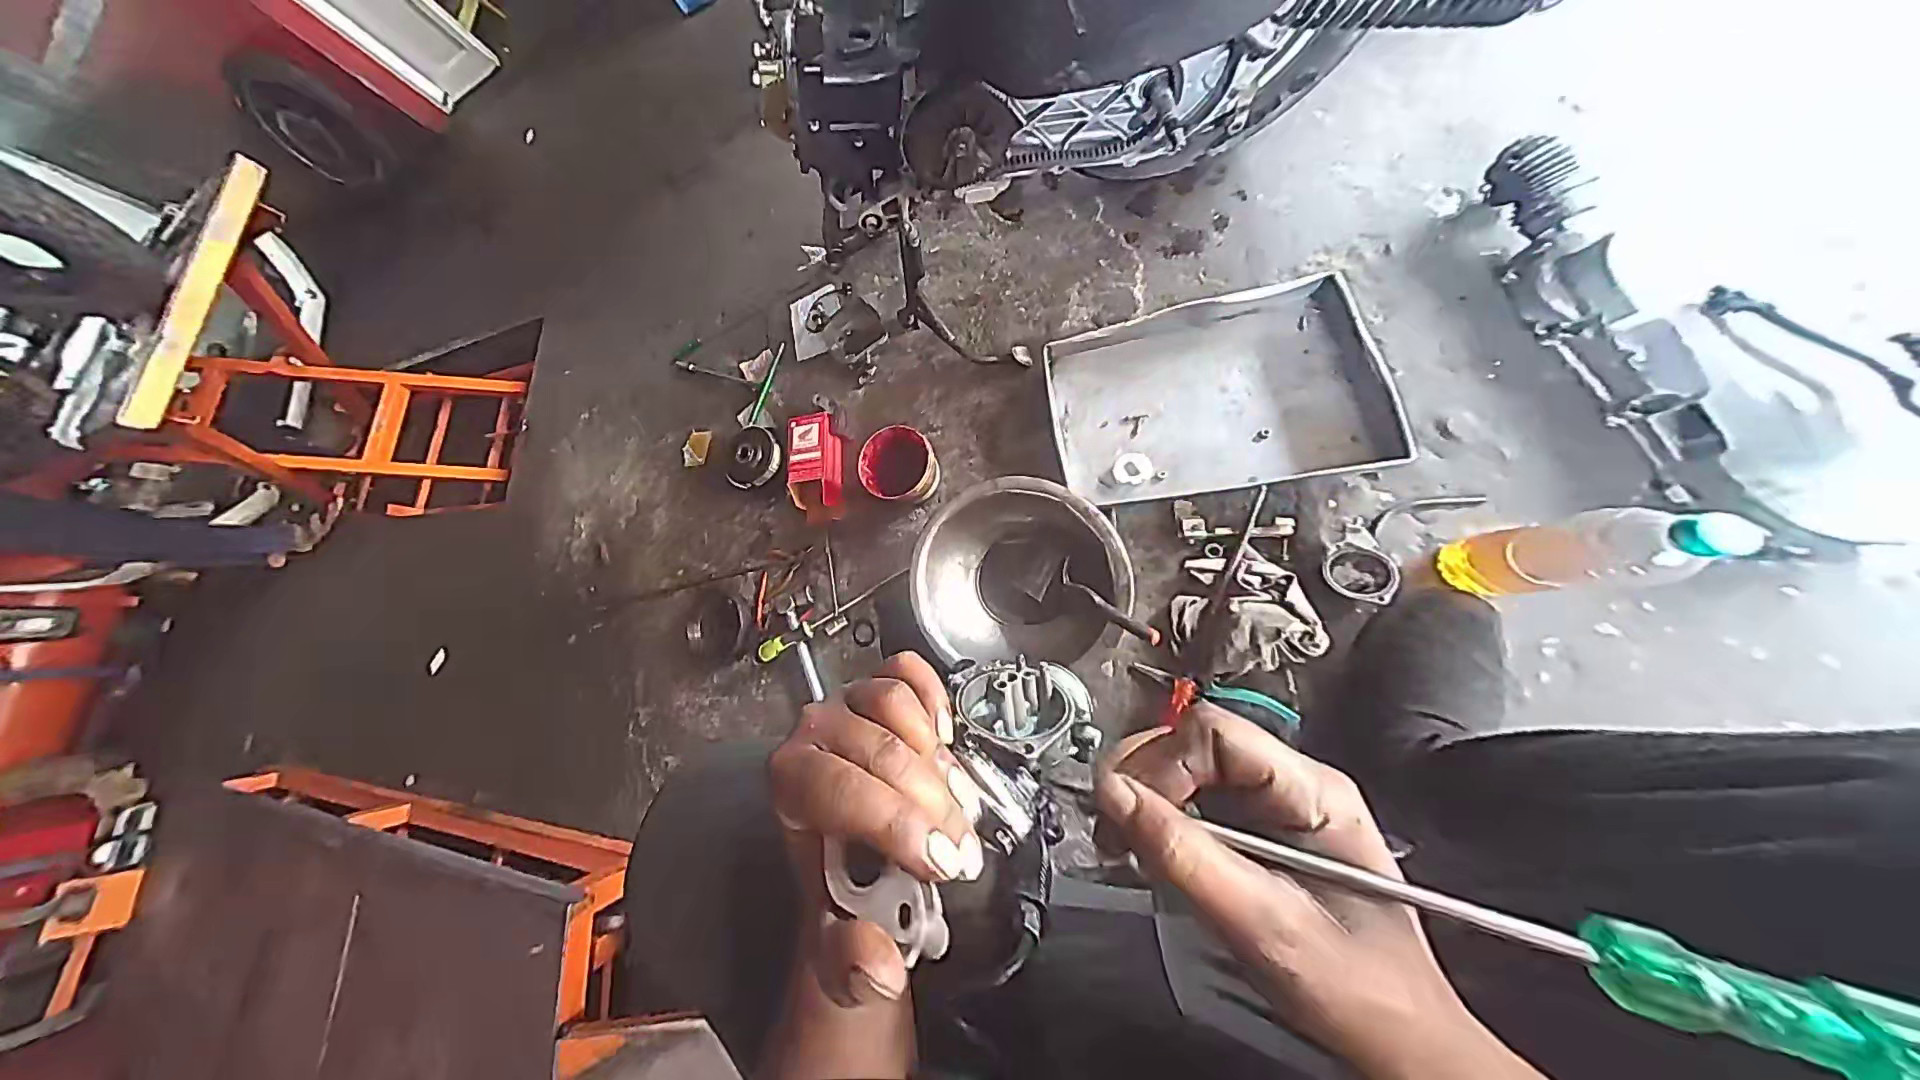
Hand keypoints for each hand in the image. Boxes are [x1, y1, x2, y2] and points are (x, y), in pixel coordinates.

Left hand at [768, 651, 983, 1007]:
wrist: (864, 865)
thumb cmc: (851, 899)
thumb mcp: (846, 954)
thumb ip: (853, 966)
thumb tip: (874, 960)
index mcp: (791, 791)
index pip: (832, 786)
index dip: (890, 820)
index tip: (936, 861)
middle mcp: (813, 738)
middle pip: (877, 749)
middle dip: (929, 806)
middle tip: (957, 851)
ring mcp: (849, 707)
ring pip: (892, 702)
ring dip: (934, 757)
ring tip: (954, 803)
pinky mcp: (883, 694)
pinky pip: (907, 672)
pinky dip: (932, 698)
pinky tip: (943, 738)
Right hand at [1095, 704, 1542, 1079]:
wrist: (1395, 1040)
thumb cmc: (1356, 992)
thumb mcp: (1264, 925)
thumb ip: (1185, 855)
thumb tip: (1114, 794)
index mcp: (1311, 791)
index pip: (1214, 732)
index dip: (1162, 763)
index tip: (1128, 809)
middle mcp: (1287, 782)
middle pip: (1190, 741)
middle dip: (1143, 778)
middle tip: (1114, 827)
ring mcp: (1267, 803)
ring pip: (1182, 766)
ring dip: (1142, 798)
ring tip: (1123, 841)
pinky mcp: (1248, 827)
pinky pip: (1186, 799)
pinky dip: (1153, 819)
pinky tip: (1145, 849)